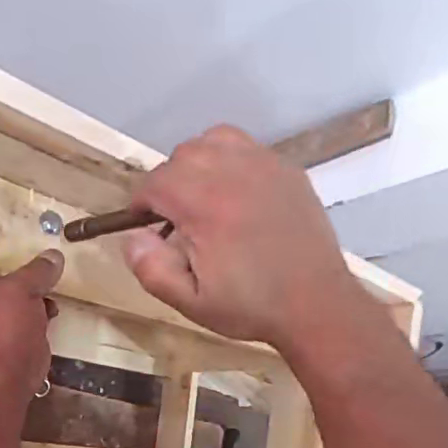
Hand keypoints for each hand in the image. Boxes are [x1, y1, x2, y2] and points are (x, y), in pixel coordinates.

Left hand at [0, 249, 62, 394]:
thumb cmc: (7, 324)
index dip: (7, 249)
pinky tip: (54, 307)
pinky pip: (30, 314)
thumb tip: (55, 255)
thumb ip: (39, 269)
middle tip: (47, 257)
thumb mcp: (24, 287)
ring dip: (37, 291)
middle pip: (7, 277)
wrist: (12, 371)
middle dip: (28, 271)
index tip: (28, 239)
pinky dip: (41, 310)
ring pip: (21, 296)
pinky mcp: (15, 335)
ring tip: (55, 280)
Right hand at [120, 125, 366, 346]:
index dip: (141, 204)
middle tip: (174, 218)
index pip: (156, 182)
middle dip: (168, 183)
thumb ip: (152, 269)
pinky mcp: (287, 171)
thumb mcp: (191, 302)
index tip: (144, 224)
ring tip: (202, 197)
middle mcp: (233, 174)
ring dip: (198, 163)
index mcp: (205, 205)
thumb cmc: (250, 307)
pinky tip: (235, 194)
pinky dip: (230, 161)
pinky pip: (247, 148)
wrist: (315, 304)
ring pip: (214, 141)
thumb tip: (133, 237)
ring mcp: (264, 167)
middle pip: (182, 155)